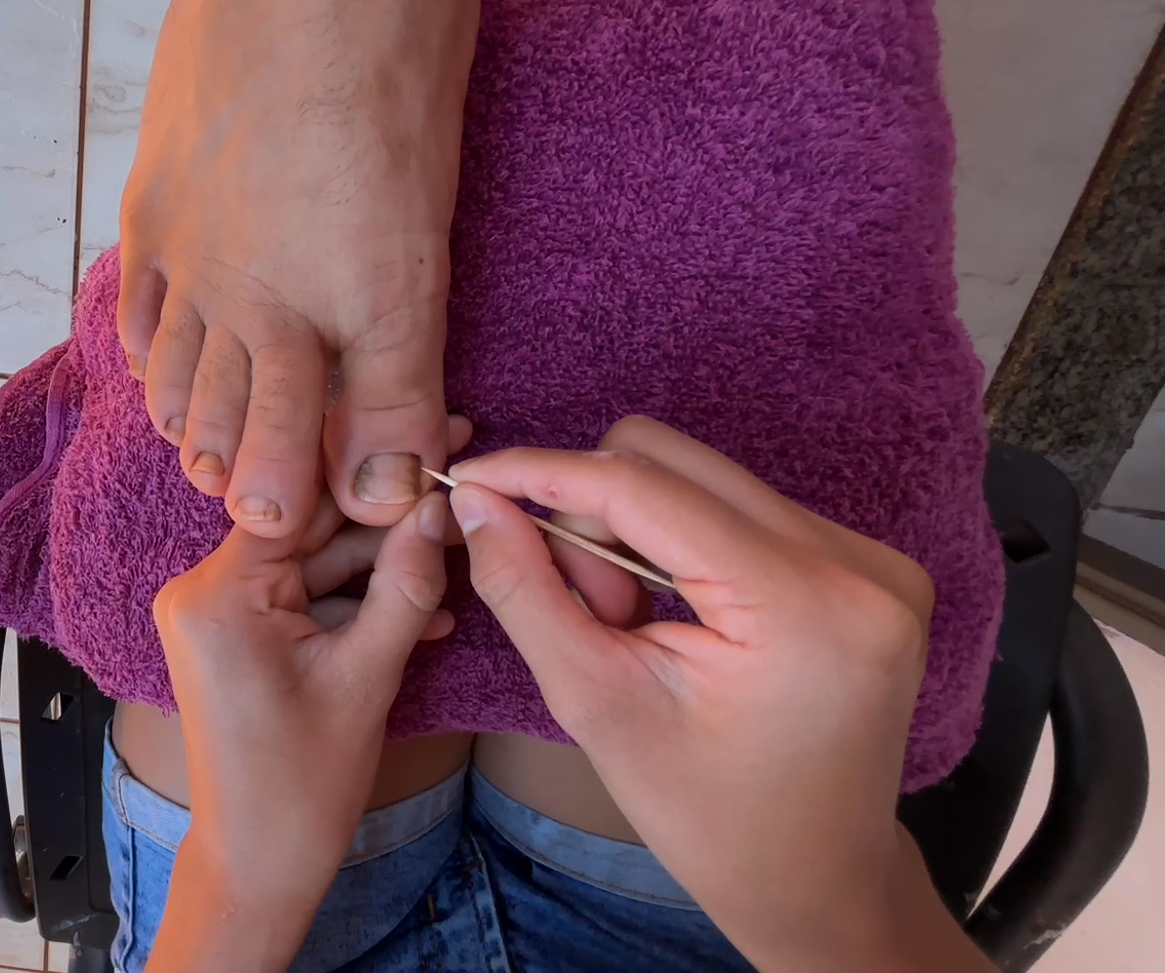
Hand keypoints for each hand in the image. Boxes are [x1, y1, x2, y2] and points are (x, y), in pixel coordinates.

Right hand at [117, 0, 485, 537]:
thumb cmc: (387, 99)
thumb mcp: (418, 258)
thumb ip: (395, 383)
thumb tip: (380, 490)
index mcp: (299, 323)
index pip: (285, 450)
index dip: (288, 501)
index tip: (290, 528)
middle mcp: (225, 301)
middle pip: (216, 420)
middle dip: (231, 472)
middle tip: (238, 502)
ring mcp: (178, 251)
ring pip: (171, 371)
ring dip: (187, 419)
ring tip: (199, 450)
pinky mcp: (151, 200)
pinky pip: (136, 303)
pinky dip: (148, 348)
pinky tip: (157, 360)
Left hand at [146, 491, 451, 971]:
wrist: (258, 859)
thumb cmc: (303, 782)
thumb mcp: (366, 676)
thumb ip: (405, 585)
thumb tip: (440, 508)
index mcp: (217, 593)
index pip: (299, 501)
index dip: (372, 469)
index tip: (428, 436)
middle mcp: (200, 589)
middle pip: (306, 531)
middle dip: (383, 520)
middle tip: (449, 487)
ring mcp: (213, 609)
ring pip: (309, 564)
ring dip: (376, 566)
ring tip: (449, 549)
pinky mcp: (231, 629)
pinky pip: (297, 596)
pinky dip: (348, 601)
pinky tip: (416, 602)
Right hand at [446, 417, 990, 972]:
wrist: (813, 878)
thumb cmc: (701, 809)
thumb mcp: (587, 699)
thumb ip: (520, 587)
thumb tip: (476, 501)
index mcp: (801, 604)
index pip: (639, 487)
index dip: (540, 472)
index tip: (471, 477)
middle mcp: (853, 559)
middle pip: (663, 457)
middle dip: (588, 511)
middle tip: (584, 602)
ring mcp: (864, 554)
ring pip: (686, 473)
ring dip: (622, 528)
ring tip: (624, 617)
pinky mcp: (852, 559)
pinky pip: (717, 500)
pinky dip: (660, 537)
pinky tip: (662, 608)